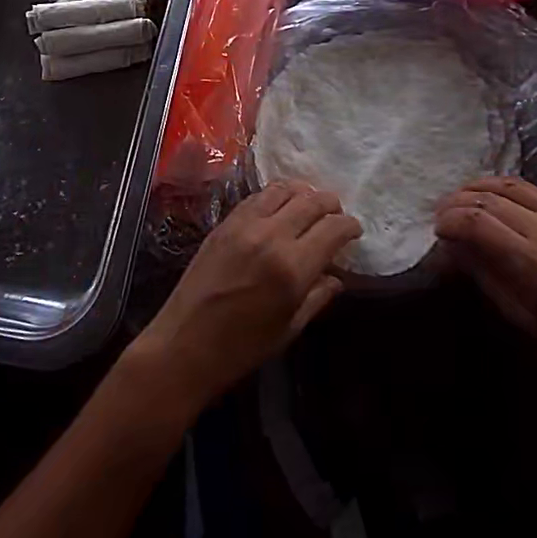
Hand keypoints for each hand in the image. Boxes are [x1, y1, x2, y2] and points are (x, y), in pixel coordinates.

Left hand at [128, 182, 360, 408]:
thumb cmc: (241, 348)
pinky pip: (258, 196)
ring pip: (285, 189)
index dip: (350, 226)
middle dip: (331, 205)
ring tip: (309, 206)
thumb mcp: (290, 328)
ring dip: (304, 194)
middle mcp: (271, 236)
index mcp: (292, 268)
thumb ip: (318, 295)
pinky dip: (276, 196)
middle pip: (313, 200)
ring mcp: (245, 225)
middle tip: (335, 217)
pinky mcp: (224, 223)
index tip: (354, 232)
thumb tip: (336, 275)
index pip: (334, 228)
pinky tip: (280, 208)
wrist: (182, 347)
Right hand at [435, 177, 536, 370]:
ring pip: (513, 185)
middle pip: (492, 199)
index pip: (479, 223)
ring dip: (480, 187)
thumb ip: (486, 277)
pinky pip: (536, 192)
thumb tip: (451, 249)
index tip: (435, 230)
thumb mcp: (524, 322)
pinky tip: (492, 198)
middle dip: (459, 202)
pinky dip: (506, 189)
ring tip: (459, 199)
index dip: (450, 221)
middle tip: (439, 214)